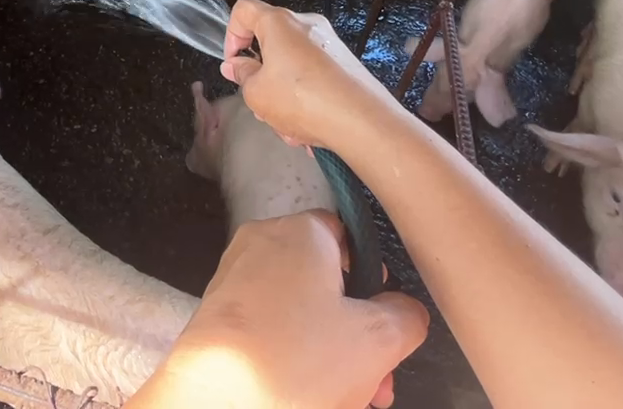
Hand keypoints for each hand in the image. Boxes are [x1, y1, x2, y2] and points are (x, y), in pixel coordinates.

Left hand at [134, 211, 428, 408]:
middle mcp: (263, 240)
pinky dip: (296, 353)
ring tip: (354, 399)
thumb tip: (403, 307)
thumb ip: (404, 315)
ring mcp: (237, 274)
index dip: (373, 274)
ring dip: (333, 350)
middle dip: (358, 331)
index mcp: (299, 230)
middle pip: (326, 280)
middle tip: (378, 381)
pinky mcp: (221, 309)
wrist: (219, 394)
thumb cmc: (301, 355)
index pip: (346, 233)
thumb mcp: (378, 338)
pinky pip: (272, 323)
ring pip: (301, 308)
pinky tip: (315, 394)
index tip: (386, 315)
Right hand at [220, 0, 392, 149]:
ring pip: (291, 64)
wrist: (366, 123)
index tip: (234, 64)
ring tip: (287, 125)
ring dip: (282, 92)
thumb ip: (241, 76)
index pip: (243, 10)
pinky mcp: (347, 65)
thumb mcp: (256, 93)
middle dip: (260, 73)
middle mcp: (307, 25)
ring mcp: (330, 44)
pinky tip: (309, 128)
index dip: (231, 35)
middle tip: (260, 102)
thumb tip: (235, 65)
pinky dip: (306, 97)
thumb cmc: (302, 100)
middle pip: (270, 41)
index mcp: (279, 22)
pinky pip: (314, 76)